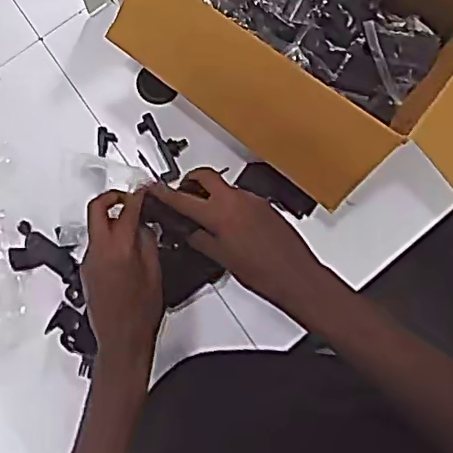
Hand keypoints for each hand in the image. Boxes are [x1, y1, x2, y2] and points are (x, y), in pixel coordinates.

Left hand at [82, 189, 162, 372]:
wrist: (121, 341)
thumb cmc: (139, 316)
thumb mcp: (156, 275)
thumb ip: (149, 244)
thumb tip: (145, 226)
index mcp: (120, 250)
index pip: (127, 210)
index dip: (136, 196)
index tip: (142, 191)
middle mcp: (99, 251)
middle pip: (97, 208)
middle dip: (112, 197)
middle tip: (127, 198)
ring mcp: (89, 260)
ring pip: (95, 227)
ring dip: (110, 220)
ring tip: (130, 227)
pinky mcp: (86, 270)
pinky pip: (95, 245)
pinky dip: (108, 240)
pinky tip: (123, 251)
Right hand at [146, 168, 330, 314]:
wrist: (297, 277)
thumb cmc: (264, 273)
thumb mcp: (220, 258)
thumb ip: (199, 239)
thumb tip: (189, 231)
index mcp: (219, 214)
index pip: (182, 198)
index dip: (164, 193)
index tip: (155, 189)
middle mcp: (236, 200)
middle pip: (205, 175)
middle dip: (189, 180)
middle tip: (182, 190)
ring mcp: (253, 200)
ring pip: (224, 186)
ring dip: (211, 193)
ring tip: (207, 214)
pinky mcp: (265, 205)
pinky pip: (241, 197)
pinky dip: (230, 204)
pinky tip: (232, 224)